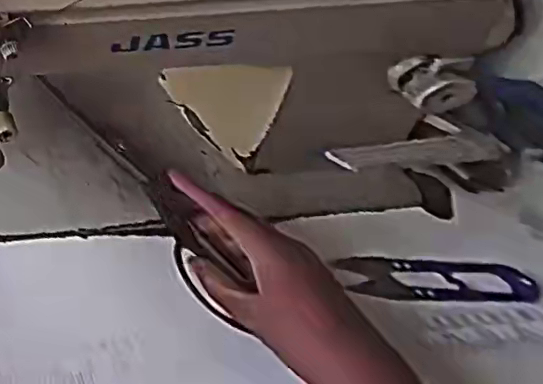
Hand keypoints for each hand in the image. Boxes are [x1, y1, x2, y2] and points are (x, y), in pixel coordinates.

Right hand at [170, 170, 419, 383]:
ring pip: (257, 237)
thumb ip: (219, 285)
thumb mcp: (252, 314)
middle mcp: (289, 248)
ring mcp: (305, 262)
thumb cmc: (317, 344)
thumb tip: (201, 267)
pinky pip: (274, 252)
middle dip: (212, 218)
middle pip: (241, 220)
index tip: (178, 178)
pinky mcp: (315, 277)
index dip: (195, 191)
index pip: (223, 210)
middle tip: (190, 217)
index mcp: (269, 248)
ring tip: (213, 251)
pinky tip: (244, 273)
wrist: (365, 373)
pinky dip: (252, 254)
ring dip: (232, 239)